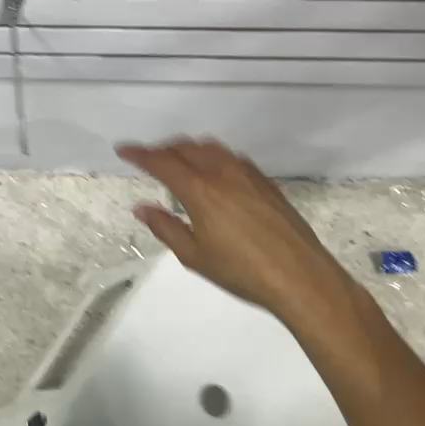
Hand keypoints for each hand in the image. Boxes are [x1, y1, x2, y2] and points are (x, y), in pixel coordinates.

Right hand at [117, 137, 355, 320]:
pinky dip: (213, 157)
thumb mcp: (194, 256)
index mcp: (199, 191)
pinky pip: (231, 157)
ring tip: (179, 163)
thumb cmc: (242, 271)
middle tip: (149, 160)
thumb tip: (142, 207)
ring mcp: (247, 175)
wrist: (301, 278)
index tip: (123, 150)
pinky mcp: (266, 182)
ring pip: (210, 148)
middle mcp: (222, 173)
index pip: (162, 162)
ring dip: (189, 149)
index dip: (139, 154)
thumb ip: (165, 227)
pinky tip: (214, 174)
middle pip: (185, 148)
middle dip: (163, 150)